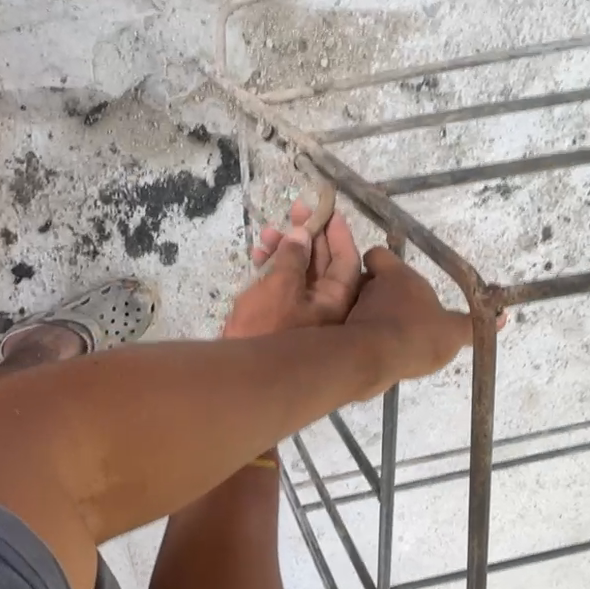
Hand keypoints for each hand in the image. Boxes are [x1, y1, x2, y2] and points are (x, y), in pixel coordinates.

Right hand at [222, 196, 361, 338]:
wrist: (243, 378)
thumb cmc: (266, 330)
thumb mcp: (279, 287)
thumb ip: (292, 258)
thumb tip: (302, 234)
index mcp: (335, 302)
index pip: (346, 261)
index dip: (337, 233)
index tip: (328, 211)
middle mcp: (324, 309)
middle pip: (322, 265)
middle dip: (307, 236)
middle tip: (294, 210)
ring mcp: (301, 317)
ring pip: (300, 275)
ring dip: (285, 251)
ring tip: (266, 233)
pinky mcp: (280, 323)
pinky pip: (284, 289)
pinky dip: (273, 271)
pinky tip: (257, 257)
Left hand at [345, 247, 473, 378]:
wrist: (374, 360)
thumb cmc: (417, 333)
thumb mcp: (454, 331)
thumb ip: (471, 325)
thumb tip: (502, 318)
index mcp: (396, 276)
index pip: (379, 255)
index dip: (382, 261)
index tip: (391, 271)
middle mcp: (370, 290)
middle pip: (371, 284)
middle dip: (383, 294)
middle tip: (404, 311)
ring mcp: (355, 314)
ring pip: (363, 310)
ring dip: (376, 319)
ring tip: (397, 336)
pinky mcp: (346, 338)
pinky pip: (358, 335)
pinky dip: (369, 341)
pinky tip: (386, 354)